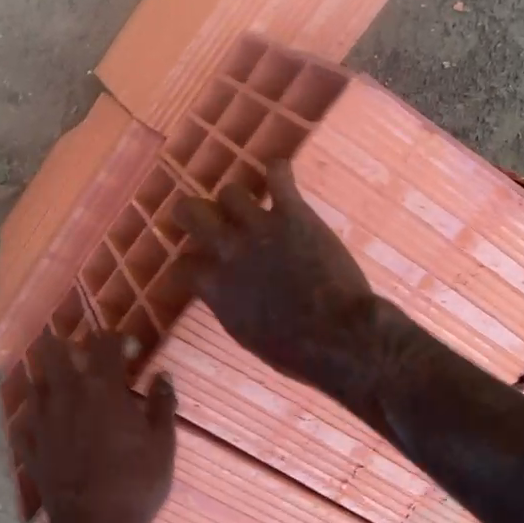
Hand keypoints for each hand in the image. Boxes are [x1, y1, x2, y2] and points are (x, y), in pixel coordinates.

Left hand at [21, 333, 176, 522]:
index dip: (119, 339)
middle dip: (66, 343)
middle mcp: (66, 393)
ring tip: (62, 384)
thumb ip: (162, 404)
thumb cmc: (135, 483)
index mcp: (101, 386)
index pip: (105, 343)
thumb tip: (163, 376)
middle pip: (54, 350)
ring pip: (35, 381)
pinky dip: (32, 418)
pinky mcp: (29, 445)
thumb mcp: (163, 444)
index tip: (131, 348)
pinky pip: (24, 423)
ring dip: (48, 376)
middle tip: (83, 353)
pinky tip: (43, 424)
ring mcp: (42, 419)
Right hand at [173, 160, 410, 416]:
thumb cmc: (296, 351)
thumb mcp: (245, 334)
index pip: (183, 264)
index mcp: (215, 287)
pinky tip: (279, 173)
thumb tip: (225, 294)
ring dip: (236, 199)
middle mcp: (228, 250)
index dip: (187, 263)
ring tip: (248, 205)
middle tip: (199, 215)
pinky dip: (277, 171)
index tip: (194, 266)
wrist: (340, 336)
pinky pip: (278, 175)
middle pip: (191, 212)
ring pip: (230, 191)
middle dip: (191, 212)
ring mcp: (259, 228)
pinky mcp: (292, 213)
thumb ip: (228, 305)